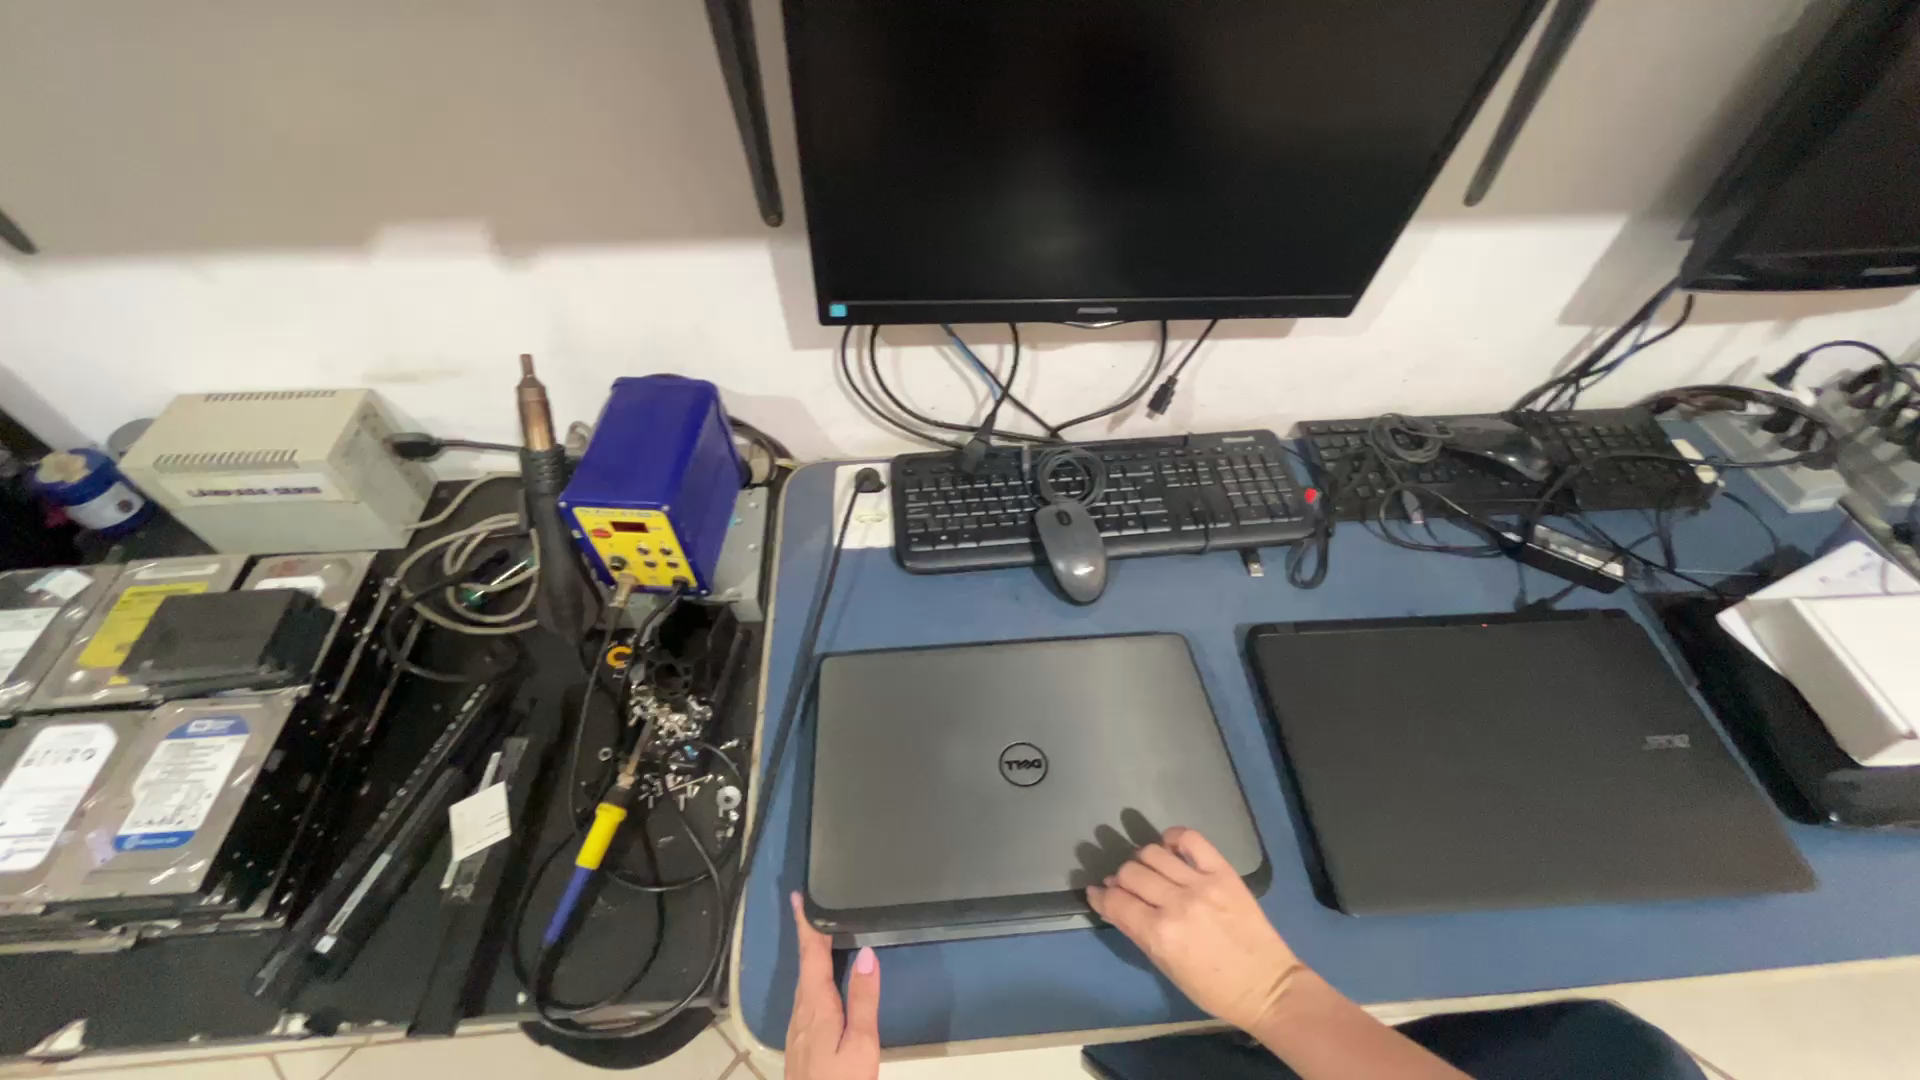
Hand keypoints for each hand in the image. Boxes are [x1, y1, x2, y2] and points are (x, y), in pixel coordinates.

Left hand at [787, 891, 880, 1079]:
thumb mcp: (861, 1044)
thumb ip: (864, 999)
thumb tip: (866, 952)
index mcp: (815, 1006)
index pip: (811, 955)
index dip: (806, 925)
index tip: (797, 897)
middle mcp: (801, 1012)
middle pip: (804, 964)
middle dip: (807, 934)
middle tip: (810, 905)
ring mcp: (799, 1030)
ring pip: (804, 981)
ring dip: (810, 954)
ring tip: (817, 933)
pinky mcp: (803, 1044)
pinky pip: (807, 996)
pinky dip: (813, 976)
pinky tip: (821, 979)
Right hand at [1086, 826, 1305, 1032]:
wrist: (1268, 987)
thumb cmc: (1213, 988)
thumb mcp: (1166, 967)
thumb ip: (1135, 930)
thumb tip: (1108, 900)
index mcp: (1160, 934)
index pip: (1115, 901)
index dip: (1100, 896)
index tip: (1097, 892)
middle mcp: (1177, 903)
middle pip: (1130, 872)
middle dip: (1120, 880)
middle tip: (1127, 889)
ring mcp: (1201, 884)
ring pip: (1153, 853)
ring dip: (1143, 861)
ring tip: (1150, 872)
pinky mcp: (1223, 872)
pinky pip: (1190, 839)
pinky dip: (1173, 838)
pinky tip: (1170, 849)